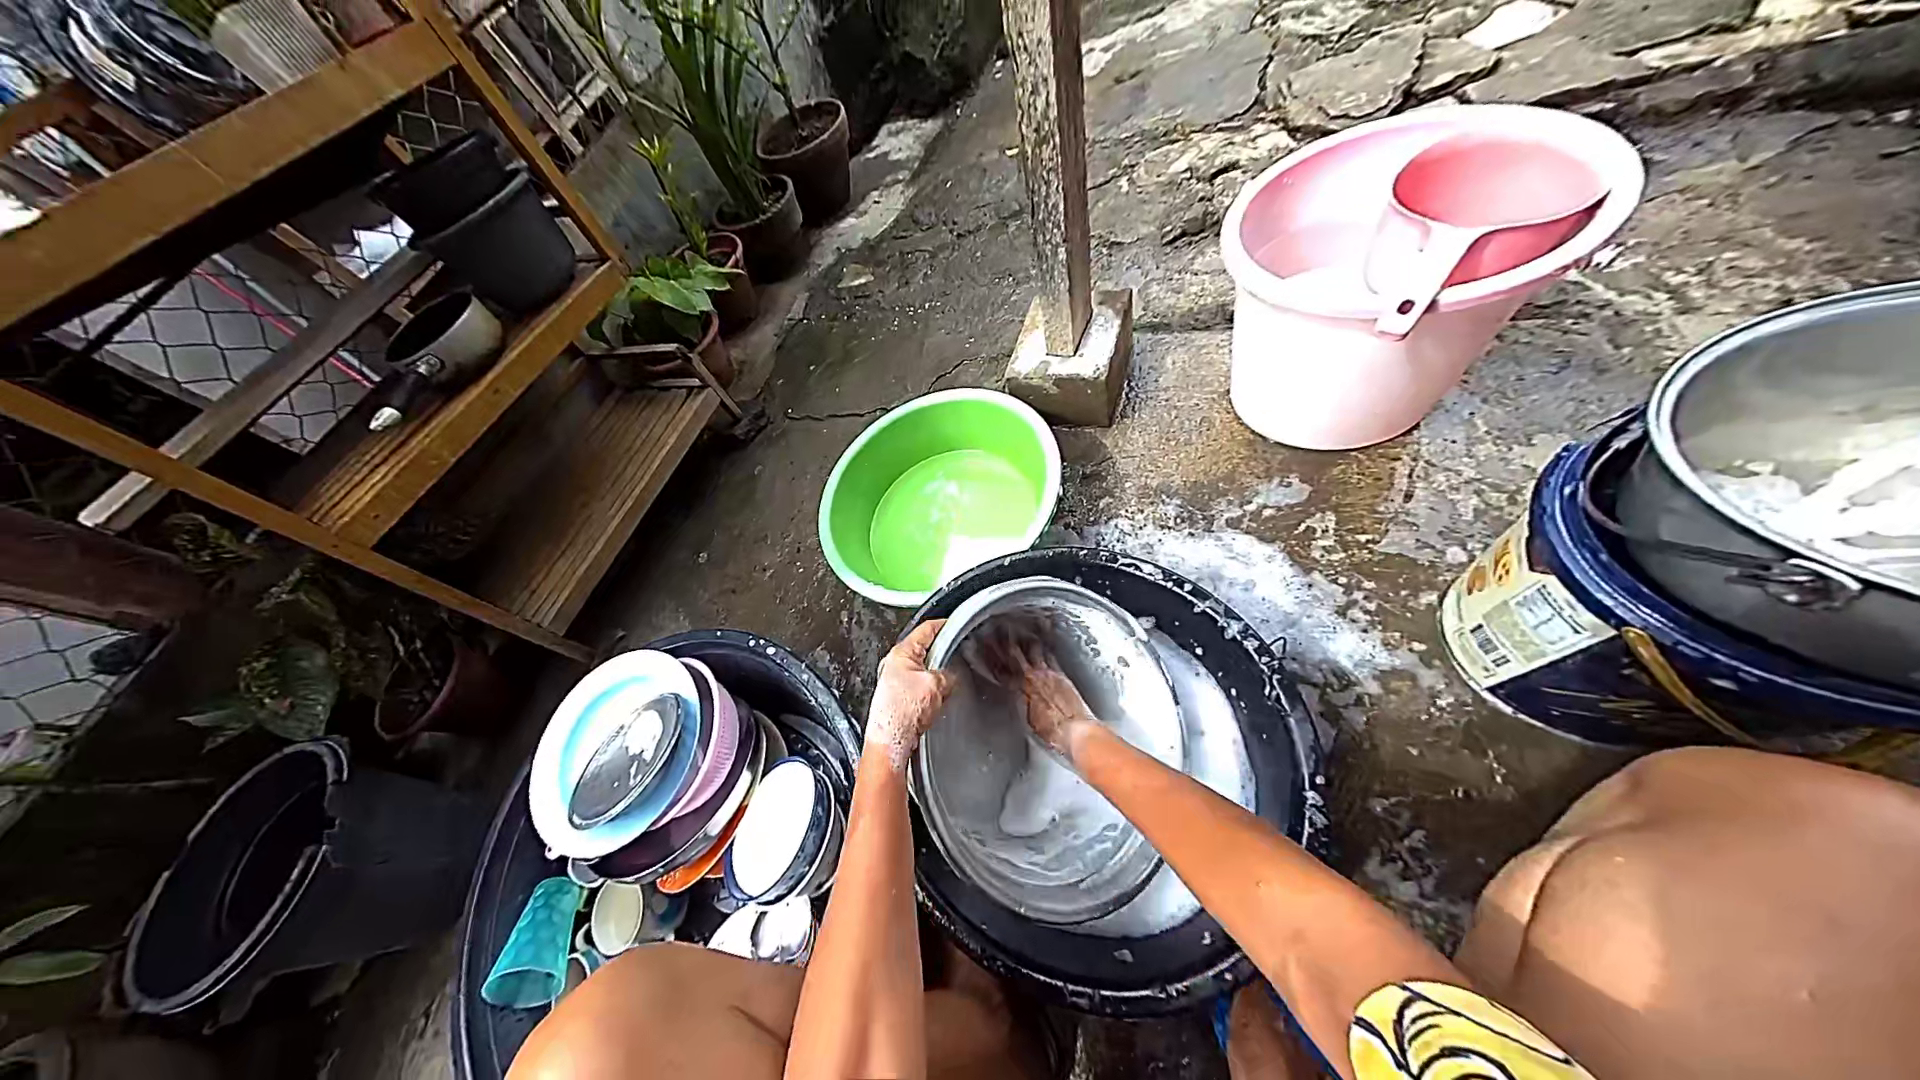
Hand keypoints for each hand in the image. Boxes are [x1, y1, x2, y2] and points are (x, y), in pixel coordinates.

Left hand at [865, 619, 951, 768]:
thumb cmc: (903, 713)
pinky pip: (920, 688)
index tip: (953, 623)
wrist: (891, 742)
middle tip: (956, 657)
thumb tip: (951, 676)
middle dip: (941, 655)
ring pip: (924, 672)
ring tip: (943, 688)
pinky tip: (934, 703)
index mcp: (901, 653)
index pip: (925, 630)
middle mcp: (894, 664)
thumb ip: (948, 674)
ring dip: (935, 678)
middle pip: (924, 650)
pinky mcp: (898, 698)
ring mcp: (895, 681)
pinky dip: (930, 693)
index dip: (942, 625)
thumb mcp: (936, 685)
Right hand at [971, 623, 1097, 759]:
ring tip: (1016, 631)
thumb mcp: (1027, 720)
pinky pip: (1050, 656)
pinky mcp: (1061, 675)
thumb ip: (1020, 701)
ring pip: (1032, 652)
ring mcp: (1048, 674)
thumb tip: (1014, 693)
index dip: (991, 659)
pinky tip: (1042, 643)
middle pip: (1014, 657)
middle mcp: (1033, 678)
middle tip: (995, 632)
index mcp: (1021, 690)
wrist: (1075, 730)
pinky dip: (1044, 648)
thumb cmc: (1052, 732)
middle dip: (1002, 644)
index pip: (1001, 671)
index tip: (983, 648)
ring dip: (1023, 641)